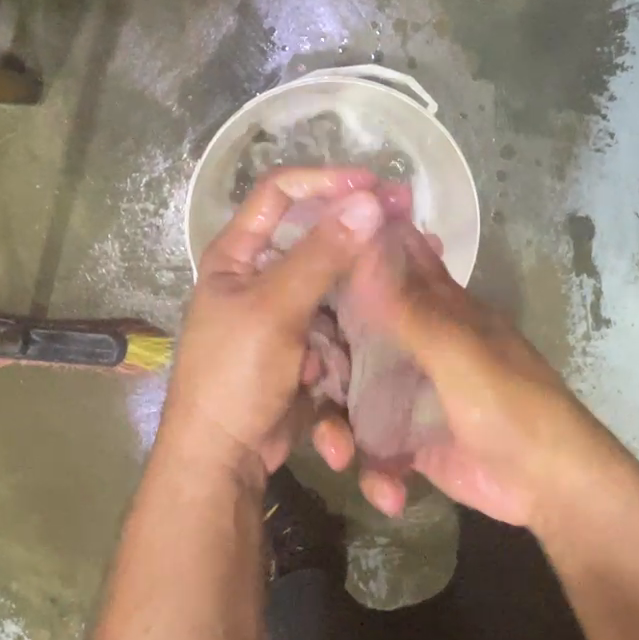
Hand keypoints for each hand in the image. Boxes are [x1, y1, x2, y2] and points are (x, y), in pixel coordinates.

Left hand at [159, 167, 387, 482]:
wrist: (222, 459)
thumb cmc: (233, 375)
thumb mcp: (275, 309)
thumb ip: (321, 255)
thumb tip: (368, 201)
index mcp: (238, 255)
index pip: (280, 193)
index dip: (325, 180)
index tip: (374, 184)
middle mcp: (261, 277)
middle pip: (318, 241)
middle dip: (362, 238)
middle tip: (410, 225)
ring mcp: (285, 316)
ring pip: (338, 289)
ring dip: (367, 293)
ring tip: (416, 277)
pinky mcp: (305, 352)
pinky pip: (340, 332)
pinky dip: (356, 340)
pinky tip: (393, 331)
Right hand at [312, 225, 623, 528]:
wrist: (549, 483)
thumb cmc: (510, 404)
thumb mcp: (458, 351)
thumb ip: (410, 309)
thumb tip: (368, 248)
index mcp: (439, 313)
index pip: (390, 272)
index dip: (349, 266)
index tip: (303, 268)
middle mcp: (420, 347)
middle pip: (355, 340)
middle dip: (325, 364)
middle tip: (299, 379)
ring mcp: (413, 397)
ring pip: (355, 397)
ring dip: (341, 429)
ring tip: (339, 457)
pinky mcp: (412, 443)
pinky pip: (374, 448)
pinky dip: (376, 472)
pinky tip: (390, 492)